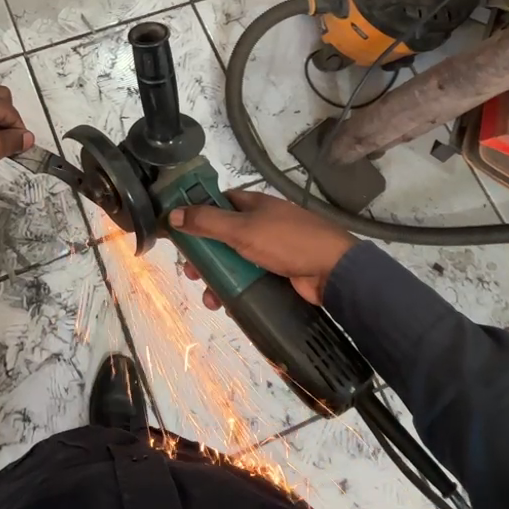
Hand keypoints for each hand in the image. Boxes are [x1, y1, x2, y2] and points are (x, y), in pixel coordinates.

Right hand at [168, 190, 354, 306]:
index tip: (179, 232)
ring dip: (218, 279)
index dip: (196, 214)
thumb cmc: (287, 241)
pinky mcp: (278, 273)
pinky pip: (249, 279)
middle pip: (221, 236)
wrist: (335, 272)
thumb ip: (206, 221)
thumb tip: (173, 214)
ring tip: (210, 299)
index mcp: (252, 204)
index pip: (217, 202)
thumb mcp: (242, 229)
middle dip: (204, 256)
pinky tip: (229, 306)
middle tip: (191, 273)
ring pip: (234, 261)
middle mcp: (260, 223)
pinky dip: (237, 290)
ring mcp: (270, 250)